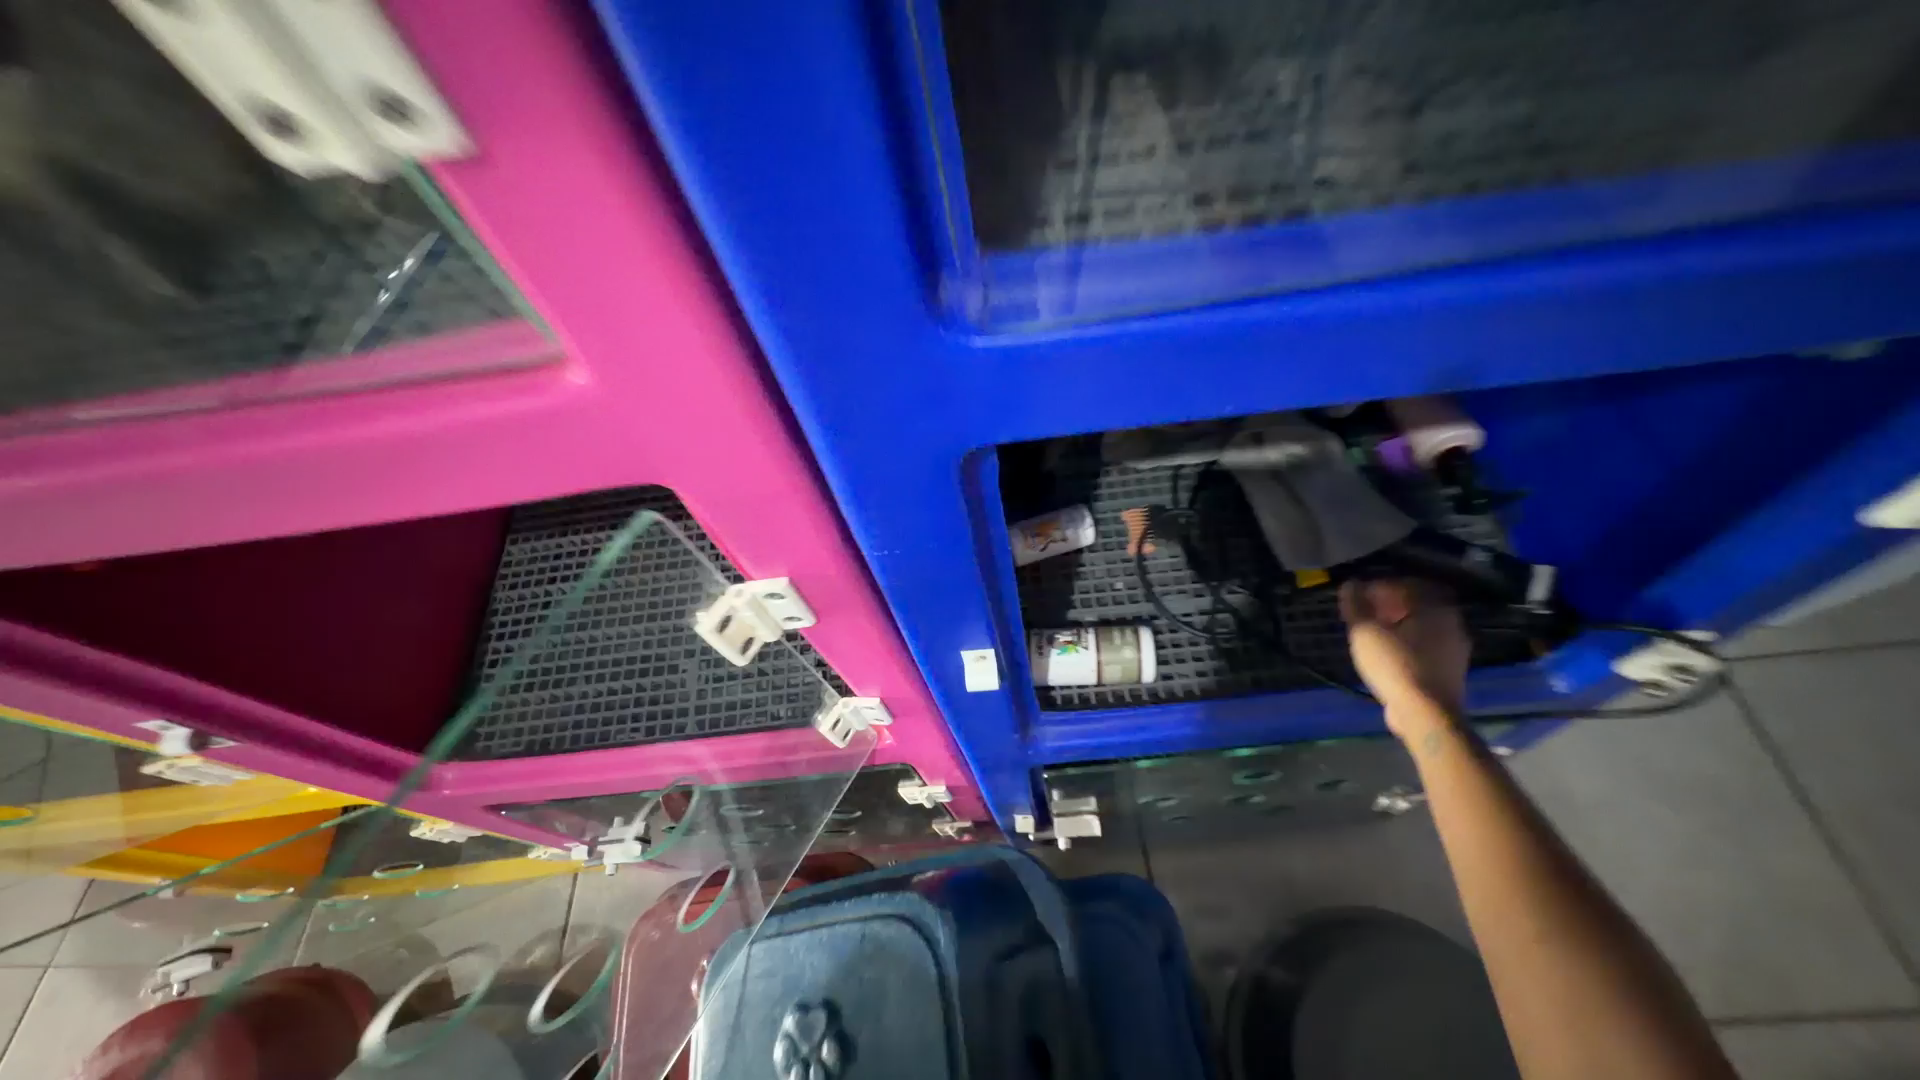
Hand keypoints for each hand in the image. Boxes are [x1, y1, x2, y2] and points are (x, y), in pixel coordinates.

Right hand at [1338, 578, 1470, 737]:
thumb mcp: (1365, 632)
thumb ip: (1356, 605)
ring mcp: (1455, 649)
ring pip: (1423, 627)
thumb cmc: (1395, 665)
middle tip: (1364, 613)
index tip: (1358, 596)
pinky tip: (1387, 654)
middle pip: (1417, 605)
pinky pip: (1426, 647)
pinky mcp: (1450, 671)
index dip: (1379, 586)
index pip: (1407, 584)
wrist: (1426, 715)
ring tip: (1372, 634)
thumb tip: (1350, 584)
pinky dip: (1407, 644)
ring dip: (1398, 625)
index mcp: (1436, 608)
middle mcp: (1452, 623)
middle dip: (1389, 605)